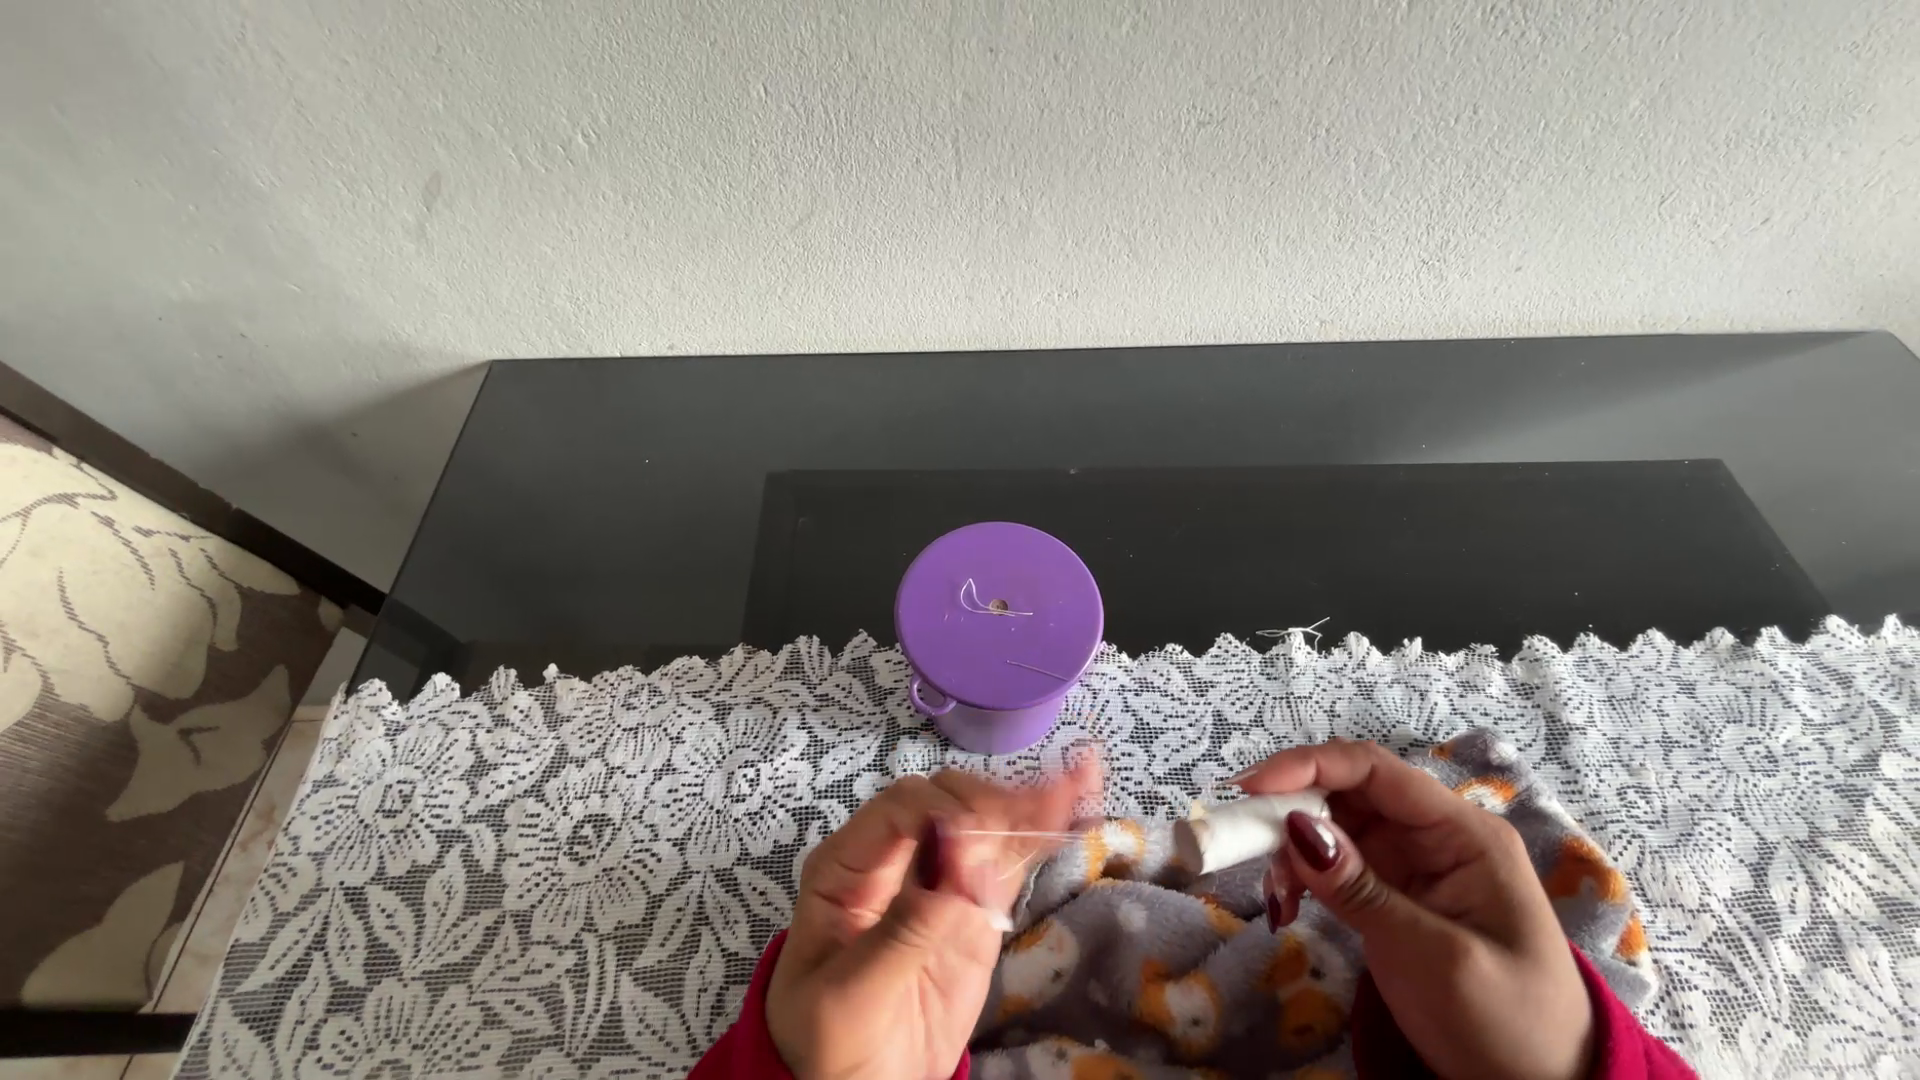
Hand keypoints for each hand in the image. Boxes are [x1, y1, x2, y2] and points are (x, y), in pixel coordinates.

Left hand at [766, 764, 1097, 1079]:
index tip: (981, 848)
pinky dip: (1044, 832)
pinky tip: (1077, 805)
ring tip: (1078, 782)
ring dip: (1030, 802)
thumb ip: (901, 932)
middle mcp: (895, 854)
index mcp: (848, 864)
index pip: (899, 810)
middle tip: (1032, 824)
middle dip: (991, 805)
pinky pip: (1011, 857)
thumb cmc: (833, 1042)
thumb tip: (954, 869)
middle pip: (947, 800)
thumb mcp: (850, 996)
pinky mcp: (977, 901)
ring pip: (986, 819)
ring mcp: (940, 875)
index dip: (944, 816)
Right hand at [1239, 739, 1594, 1079]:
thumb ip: (1362, 890)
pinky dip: (1298, 872)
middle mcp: (1431, 832)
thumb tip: (1296, 826)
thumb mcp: (1433, 958)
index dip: (1309, 765)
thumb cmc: (1505, 1022)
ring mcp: (1408, 859)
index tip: (1250, 788)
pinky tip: (1286, 903)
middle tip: (1249, 846)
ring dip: (1289, 846)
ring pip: (1328, 820)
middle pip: (1344, 789)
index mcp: (1461, 832)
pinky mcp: (1386, 886)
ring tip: (1277, 895)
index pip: (1375, 770)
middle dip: (1290, 809)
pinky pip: (1328, 857)